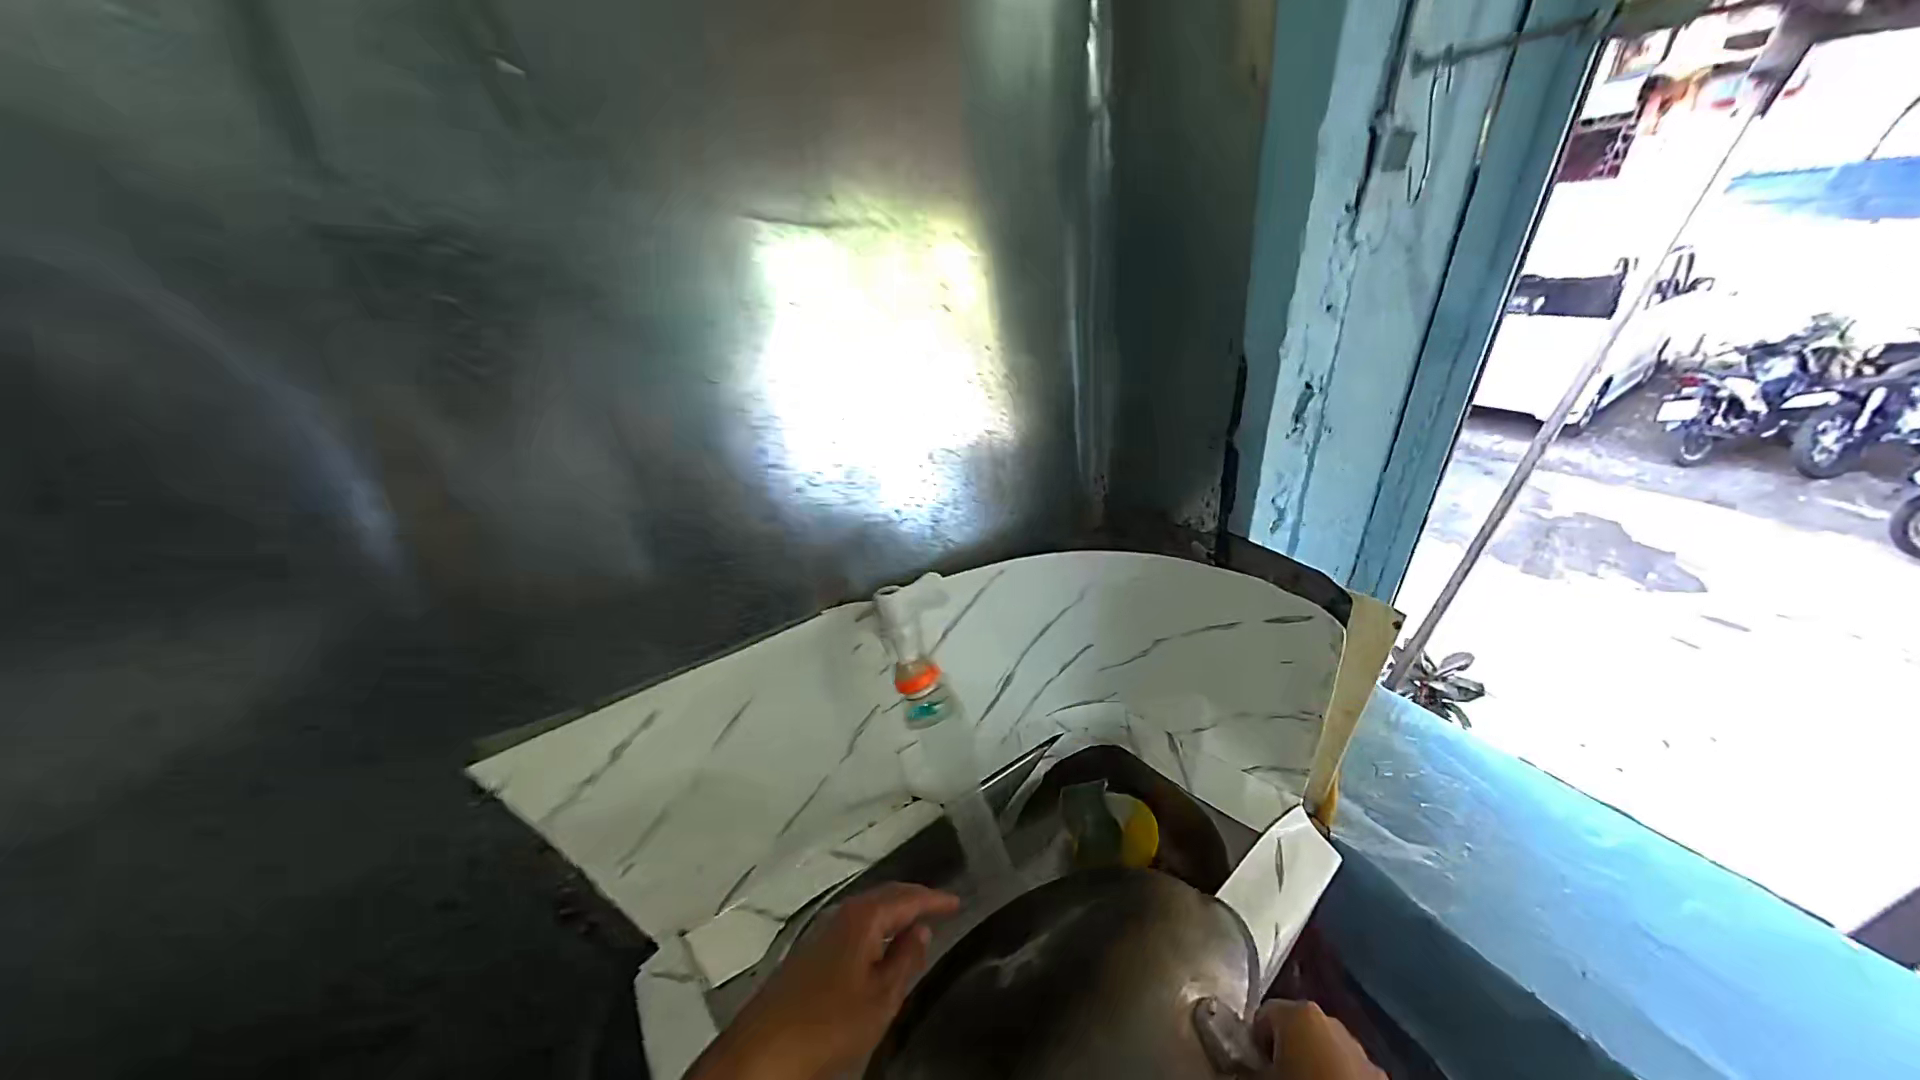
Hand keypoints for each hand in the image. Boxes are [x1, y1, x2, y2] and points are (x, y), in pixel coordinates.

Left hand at [688, 883, 960, 1079]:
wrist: (762, 1051)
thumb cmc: (829, 1023)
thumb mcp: (880, 998)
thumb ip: (905, 959)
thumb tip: (921, 929)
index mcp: (863, 918)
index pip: (906, 898)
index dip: (934, 900)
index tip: (957, 902)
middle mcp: (843, 914)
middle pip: (886, 896)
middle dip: (914, 898)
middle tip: (941, 906)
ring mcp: (823, 931)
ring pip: (868, 910)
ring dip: (894, 911)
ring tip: (917, 921)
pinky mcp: (812, 951)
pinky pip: (855, 924)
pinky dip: (876, 926)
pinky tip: (881, 943)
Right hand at [1253, 1000, 1385, 1079]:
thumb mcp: (1258, 1078)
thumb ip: (1242, 1065)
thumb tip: (1234, 1063)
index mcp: (1298, 1012)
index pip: (1262, 1015)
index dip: (1254, 1043)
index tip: (1254, 1068)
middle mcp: (1331, 1021)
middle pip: (1296, 1029)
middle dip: (1286, 1051)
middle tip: (1278, 1077)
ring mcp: (1361, 1051)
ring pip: (1325, 1050)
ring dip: (1314, 1066)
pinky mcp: (1381, 1078)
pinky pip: (1349, 1072)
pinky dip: (1337, 1079)